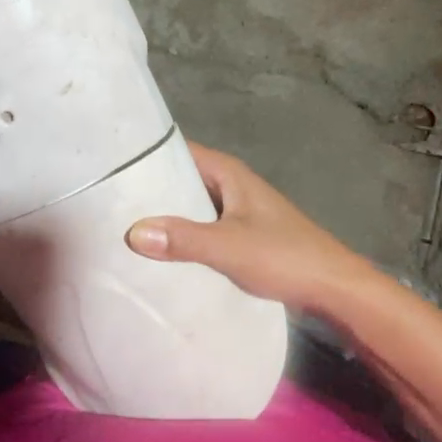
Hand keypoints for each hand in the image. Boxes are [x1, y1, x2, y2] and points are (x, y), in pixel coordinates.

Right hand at [124, 142, 379, 312]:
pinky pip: (199, 225)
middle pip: (179, 178)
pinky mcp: (239, 235)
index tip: (109, 164)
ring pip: (188, 204)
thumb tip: (131, 232)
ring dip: (163, 213)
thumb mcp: (229, 247)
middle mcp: (230, 185)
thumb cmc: (286, 257)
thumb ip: (183, 239)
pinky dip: (179, 233)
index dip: (144, 155)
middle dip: (147, 187)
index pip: (176, 150)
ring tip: (121, 223)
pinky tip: (157, 250)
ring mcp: (236, 211)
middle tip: (105, 198)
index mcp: (228, 173)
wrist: (336, 292)